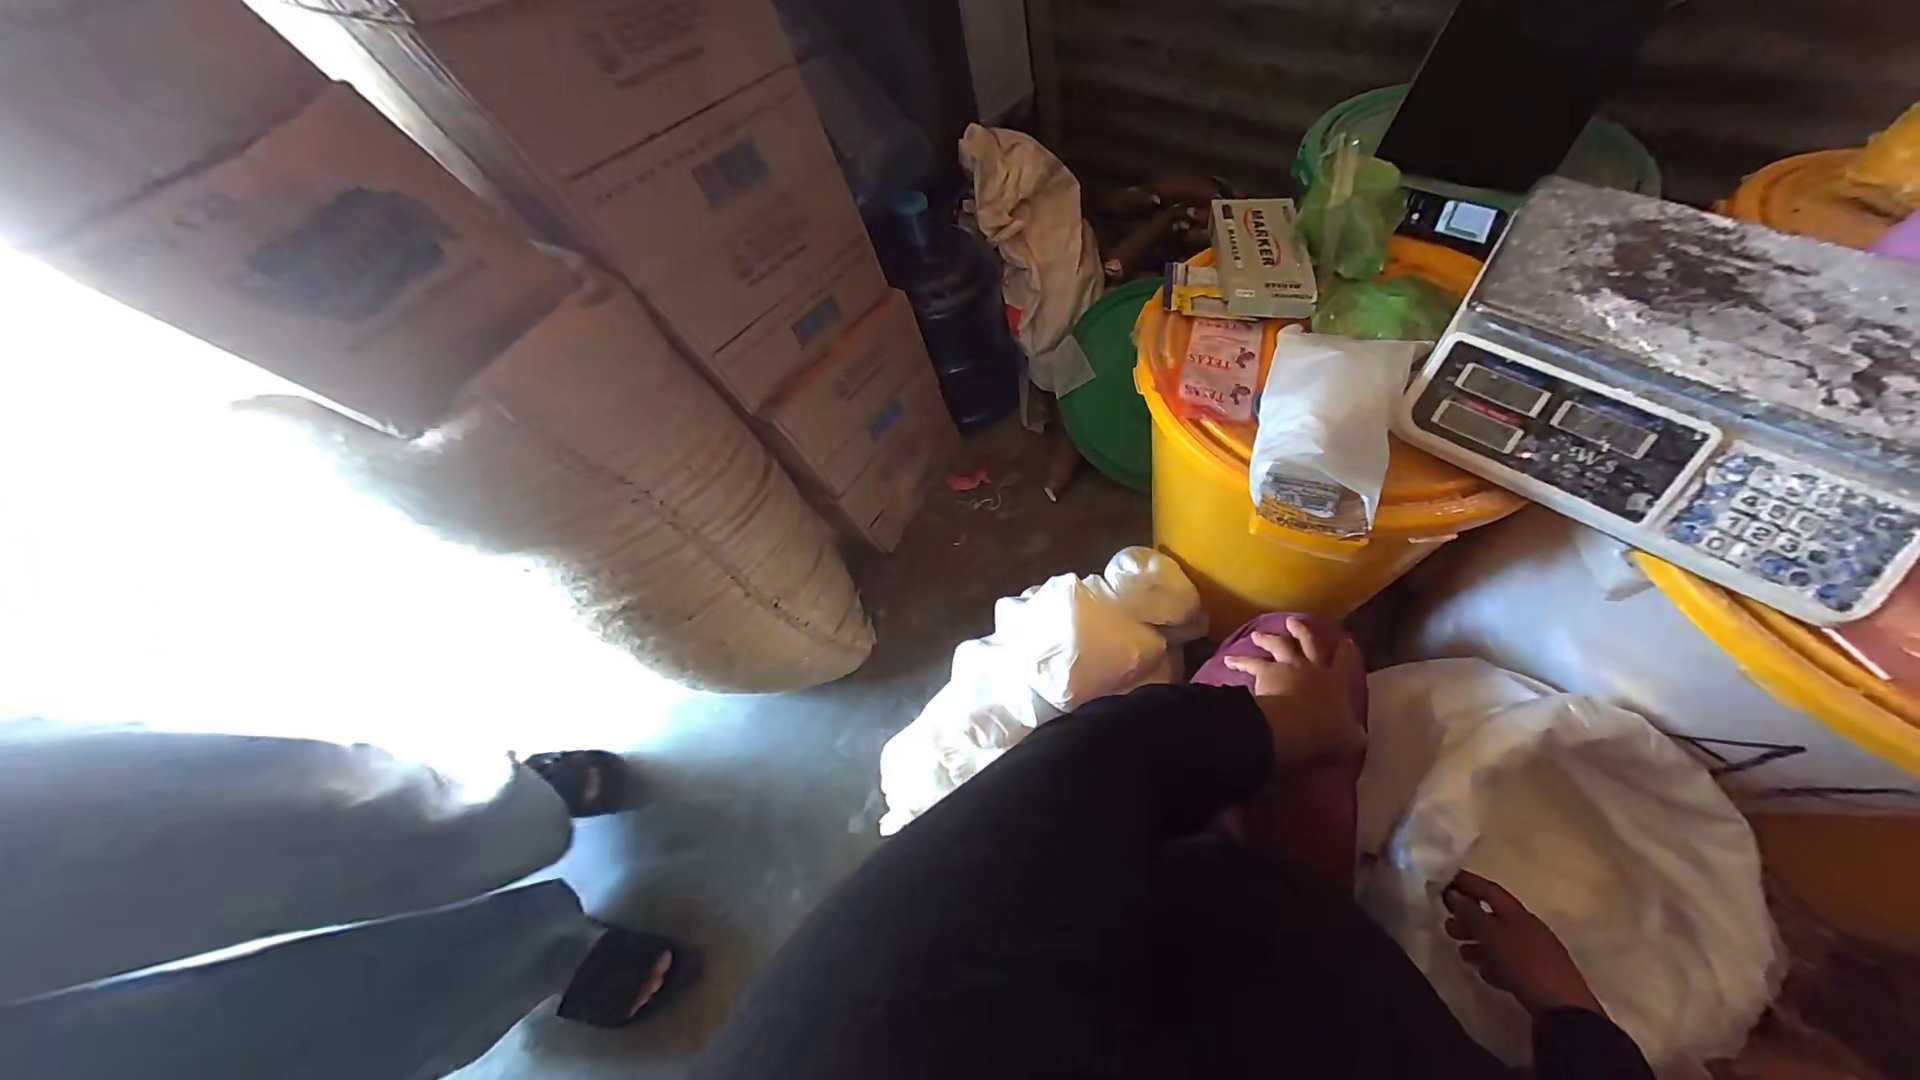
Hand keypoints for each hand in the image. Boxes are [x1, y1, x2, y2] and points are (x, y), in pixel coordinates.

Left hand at [1221, 617, 1366, 767]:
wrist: (1294, 725)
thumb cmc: (1325, 733)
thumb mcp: (1350, 738)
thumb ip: (1353, 733)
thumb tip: (1357, 734)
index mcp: (1336, 682)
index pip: (1346, 661)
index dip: (1347, 651)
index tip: (1345, 641)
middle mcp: (1313, 668)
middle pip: (1308, 642)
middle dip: (1301, 631)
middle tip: (1293, 622)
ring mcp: (1288, 667)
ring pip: (1277, 645)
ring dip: (1267, 638)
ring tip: (1257, 635)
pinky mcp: (1265, 672)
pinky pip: (1249, 663)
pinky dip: (1238, 661)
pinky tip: (1229, 660)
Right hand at [1444, 871, 1604, 1017]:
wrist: (1565, 1011)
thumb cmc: (1524, 964)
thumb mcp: (1491, 935)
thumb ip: (1470, 913)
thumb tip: (1452, 893)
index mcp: (1518, 914)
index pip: (1488, 889)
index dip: (1466, 882)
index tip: (1442, 881)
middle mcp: (1527, 929)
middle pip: (1491, 916)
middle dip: (1467, 918)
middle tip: (1448, 924)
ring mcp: (1534, 953)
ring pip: (1497, 940)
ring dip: (1477, 943)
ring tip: (1463, 952)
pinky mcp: (1537, 976)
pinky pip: (1508, 962)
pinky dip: (1493, 963)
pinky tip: (1486, 973)